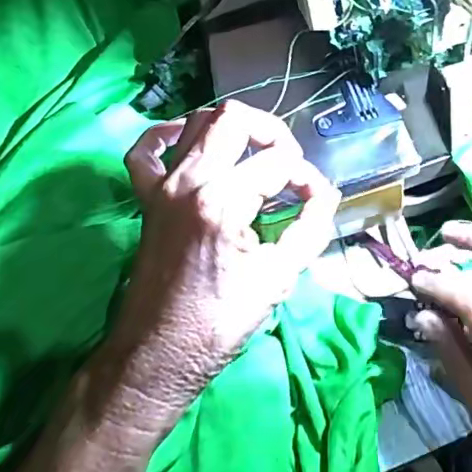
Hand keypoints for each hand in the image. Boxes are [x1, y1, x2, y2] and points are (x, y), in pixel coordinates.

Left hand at [108, 101, 339, 417]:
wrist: (158, 354)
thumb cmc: (219, 323)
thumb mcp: (277, 279)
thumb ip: (309, 230)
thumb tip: (325, 195)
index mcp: (223, 201)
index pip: (277, 161)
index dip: (306, 176)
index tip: (315, 199)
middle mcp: (189, 180)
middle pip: (233, 118)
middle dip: (271, 131)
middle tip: (287, 161)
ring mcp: (163, 185)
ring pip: (195, 121)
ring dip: (230, 128)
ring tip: (254, 152)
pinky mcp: (146, 197)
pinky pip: (145, 151)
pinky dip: (166, 135)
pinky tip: (186, 139)